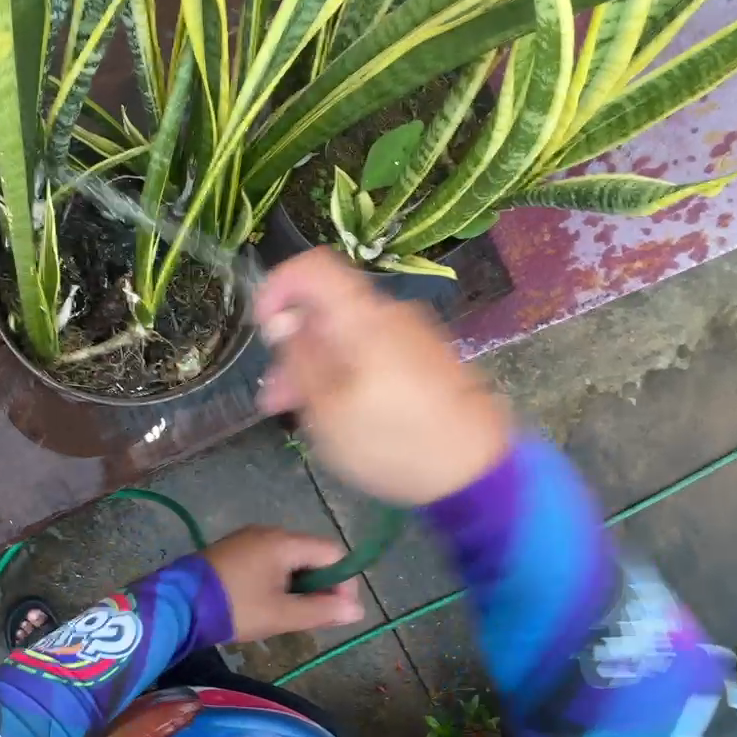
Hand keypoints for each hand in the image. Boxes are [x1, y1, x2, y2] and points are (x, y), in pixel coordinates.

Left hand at [200, 526, 364, 642]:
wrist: (177, 604)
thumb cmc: (234, 608)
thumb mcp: (281, 615)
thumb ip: (321, 611)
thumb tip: (357, 609)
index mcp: (283, 542)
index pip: (333, 553)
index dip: (343, 582)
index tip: (337, 611)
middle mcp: (267, 532)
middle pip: (311, 554)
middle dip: (319, 585)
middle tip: (312, 617)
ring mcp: (246, 539)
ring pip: (288, 559)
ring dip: (296, 585)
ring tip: (288, 614)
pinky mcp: (230, 550)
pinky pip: (266, 560)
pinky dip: (275, 580)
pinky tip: (265, 603)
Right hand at [255, 249, 511, 505]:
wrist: (475, 469)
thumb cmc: (391, 441)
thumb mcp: (327, 410)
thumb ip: (300, 359)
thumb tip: (283, 322)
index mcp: (362, 319)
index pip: (312, 268)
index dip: (278, 288)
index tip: (261, 328)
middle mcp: (389, 315)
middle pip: (328, 311)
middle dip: (294, 347)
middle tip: (275, 398)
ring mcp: (412, 336)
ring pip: (348, 337)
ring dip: (317, 369)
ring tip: (304, 416)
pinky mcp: (426, 360)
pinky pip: (373, 354)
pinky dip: (347, 375)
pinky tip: (343, 415)